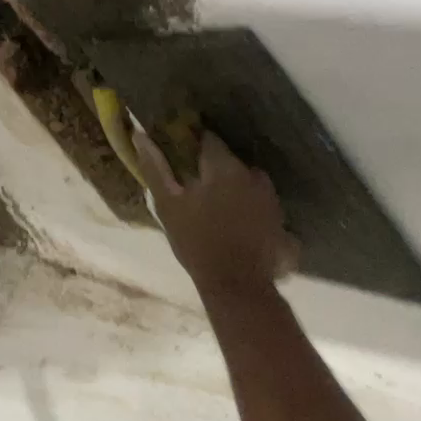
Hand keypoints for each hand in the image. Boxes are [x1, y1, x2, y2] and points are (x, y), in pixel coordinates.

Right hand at [133, 122, 299, 296]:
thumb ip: (155, 167)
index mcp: (224, 167)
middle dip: (212, 169)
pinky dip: (246, 206)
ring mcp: (271, 198)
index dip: (192, 145)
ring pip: (245, 181)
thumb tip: (140, 135)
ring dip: (231, 187)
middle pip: (228, 161)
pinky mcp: (280, 220)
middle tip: (193, 187)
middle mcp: (253, 175)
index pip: (209, 140)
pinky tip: (234, 224)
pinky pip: (258, 202)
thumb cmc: (196, 241)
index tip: (180, 157)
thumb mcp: (167, 204)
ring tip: (214, 207)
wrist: (237, 285)